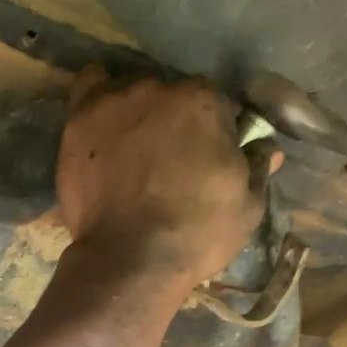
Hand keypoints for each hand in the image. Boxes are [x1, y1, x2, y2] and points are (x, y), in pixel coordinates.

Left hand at [56, 66, 278, 298]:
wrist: (131, 259)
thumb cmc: (197, 233)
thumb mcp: (247, 207)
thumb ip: (257, 168)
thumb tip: (268, 148)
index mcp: (205, 100)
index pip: (220, 105)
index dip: (220, 133)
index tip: (214, 159)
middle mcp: (158, 86)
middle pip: (175, 94)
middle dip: (180, 121)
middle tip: (176, 161)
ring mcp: (114, 100)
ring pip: (135, 92)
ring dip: (142, 112)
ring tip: (140, 149)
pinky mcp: (79, 120)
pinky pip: (90, 87)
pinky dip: (103, 99)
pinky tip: (108, 122)